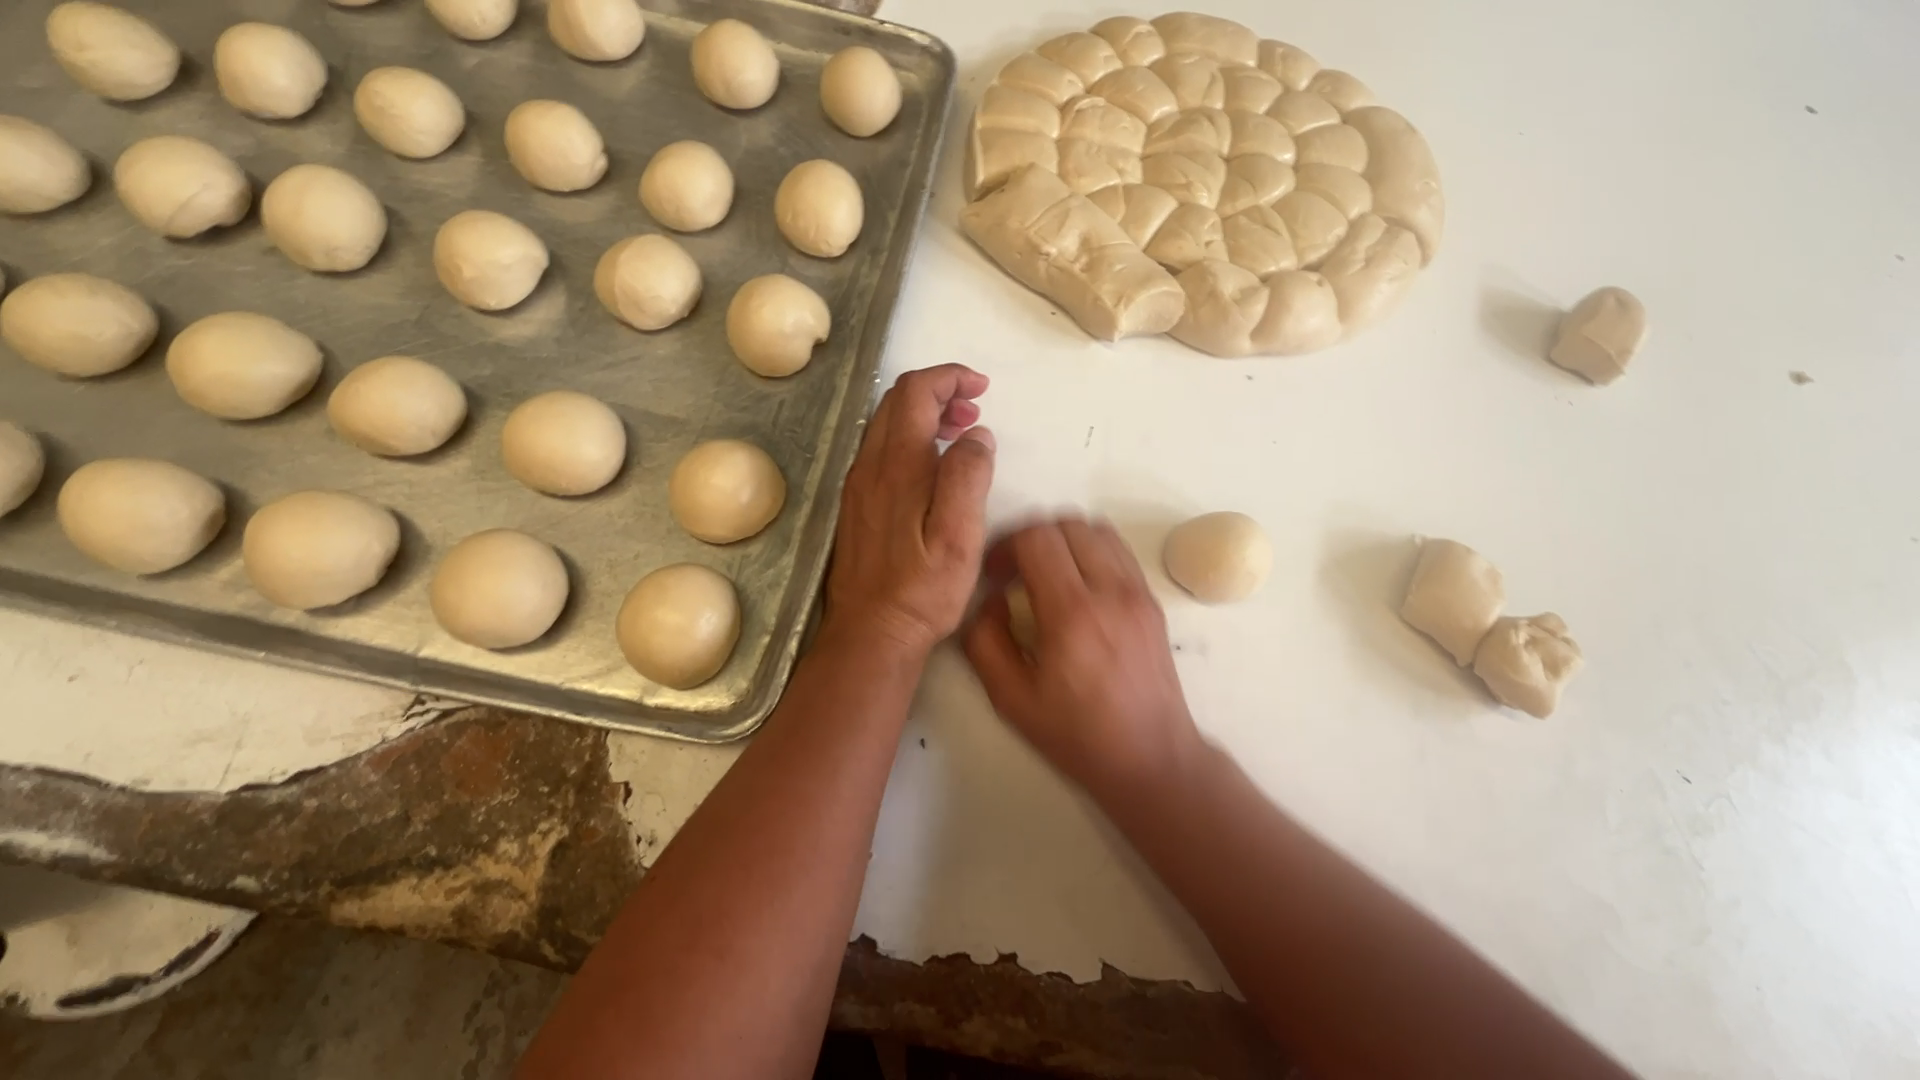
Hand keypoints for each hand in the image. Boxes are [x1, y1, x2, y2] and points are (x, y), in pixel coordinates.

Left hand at [824, 364, 995, 657]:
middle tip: (974, 410)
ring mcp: (859, 487)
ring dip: (924, 417)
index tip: (981, 387)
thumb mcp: (959, 534)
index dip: (949, 377)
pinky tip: (932, 471)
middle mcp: (870, 466)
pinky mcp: (857, 507)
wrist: (870, 633)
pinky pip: (882, 453)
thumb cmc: (922, 589)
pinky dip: (910, 442)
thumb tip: (975, 435)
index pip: (916, 392)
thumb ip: (968, 475)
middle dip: (938, 392)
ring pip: (887, 426)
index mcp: (898, 465)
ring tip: (960, 434)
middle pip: (897, 402)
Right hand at [964, 518, 1201, 799]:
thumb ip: (985, 642)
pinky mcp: (1152, 601)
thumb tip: (990, 602)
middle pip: (1066, 524)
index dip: (1005, 546)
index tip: (994, 576)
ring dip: (1063, 541)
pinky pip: (1119, 552)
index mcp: (1071, 613)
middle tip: (1014, 572)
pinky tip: (1077, 588)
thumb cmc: (1077, 734)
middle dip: (1031, 538)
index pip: (1036, 538)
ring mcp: (1137, 592)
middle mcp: (1110, 590)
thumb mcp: (1011, 699)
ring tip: (1045, 576)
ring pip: (1096, 530)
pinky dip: (1091, 552)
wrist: (1151, 757)